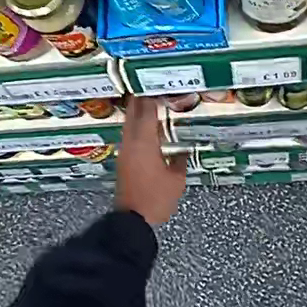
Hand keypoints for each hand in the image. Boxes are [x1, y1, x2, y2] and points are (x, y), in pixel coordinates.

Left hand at [115, 97, 186, 224]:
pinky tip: (149, 131)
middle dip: (140, 100)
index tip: (158, 86)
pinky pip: (130, 137)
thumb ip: (180, 160)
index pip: (147, 112)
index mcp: (144, 142)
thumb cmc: (156, 198)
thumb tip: (183, 150)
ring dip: (138, 114)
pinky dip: (138, 128)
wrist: (132, 220)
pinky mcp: (124, 162)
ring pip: (130, 125)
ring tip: (150, 105)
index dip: (152, 97)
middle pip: (133, 114)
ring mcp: (125, 152)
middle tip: (149, 88)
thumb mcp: (176, 180)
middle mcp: (131, 143)